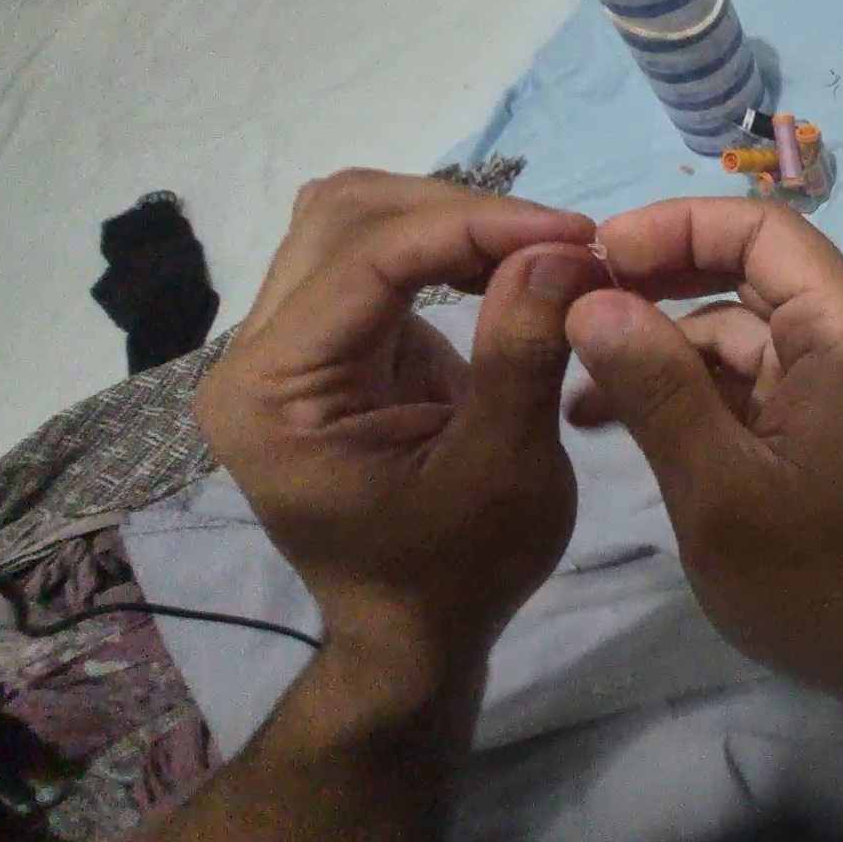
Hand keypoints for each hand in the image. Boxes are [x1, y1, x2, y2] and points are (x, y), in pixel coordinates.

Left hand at [194, 170, 602, 665]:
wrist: (424, 628)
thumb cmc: (464, 566)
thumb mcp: (508, 466)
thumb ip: (524, 352)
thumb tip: (563, 251)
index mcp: (279, 391)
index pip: (367, 258)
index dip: (476, 229)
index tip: (577, 235)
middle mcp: (266, 355)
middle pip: (346, 217)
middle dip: (465, 213)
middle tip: (565, 241)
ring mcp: (301, 348)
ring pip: (362, 227)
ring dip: (460, 223)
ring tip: (546, 253)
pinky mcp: (346, 351)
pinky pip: (389, 264)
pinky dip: (459, 252)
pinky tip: (516, 272)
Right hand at [565, 199, 842, 703]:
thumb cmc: (819, 581)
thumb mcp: (721, 488)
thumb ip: (658, 388)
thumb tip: (591, 299)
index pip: (763, 231)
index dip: (676, 226)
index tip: (595, 258)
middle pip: (745, 271)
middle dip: (657, 282)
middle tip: (569, 309)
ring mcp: (828, 379)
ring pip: (733, 329)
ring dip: (656, 347)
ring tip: (572, 389)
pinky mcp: (811, 417)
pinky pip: (740, 378)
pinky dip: (682, 389)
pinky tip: (610, 419)